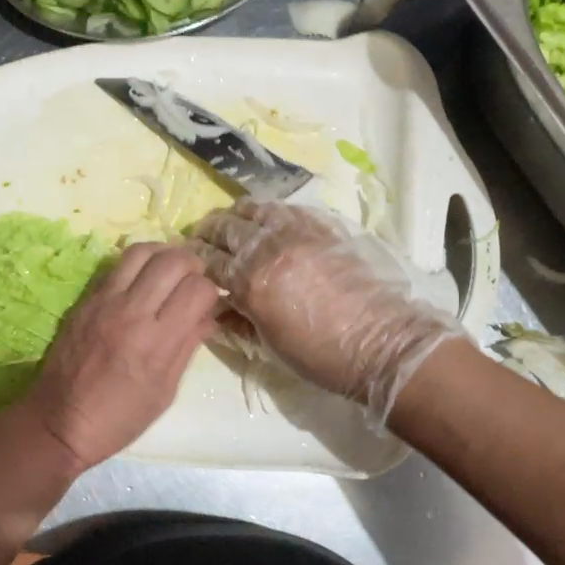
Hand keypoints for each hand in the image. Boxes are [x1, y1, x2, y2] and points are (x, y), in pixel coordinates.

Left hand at [4, 242, 217, 474]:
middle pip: (173, 260)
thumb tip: (207, 316)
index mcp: (157, 341)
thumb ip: (187, 347)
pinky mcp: (84, 301)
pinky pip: (115, 267)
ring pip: (141, 251)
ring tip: (168, 272)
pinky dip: (136, 266)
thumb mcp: (164, 391)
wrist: (60, 422)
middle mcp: (132, 312)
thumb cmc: (118, 418)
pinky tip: (141, 282)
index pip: (198, 289)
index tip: (208, 304)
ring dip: (163, 255)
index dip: (211, 292)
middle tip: (192, 280)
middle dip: (192, 265)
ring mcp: (104, 302)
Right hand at [194, 200, 461, 427]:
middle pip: (225, 229)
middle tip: (204, 239)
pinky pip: (287, 208)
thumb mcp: (267, 345)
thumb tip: (215, 309)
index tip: (187, 262)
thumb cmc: (317, 355)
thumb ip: (236, 320)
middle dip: (210, 234)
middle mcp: (268, 249)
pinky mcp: (324, 226)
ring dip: (238, 216)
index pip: (208, 262)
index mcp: (249, 283)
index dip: (193, 261)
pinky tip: (268, 220)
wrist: (378, 343)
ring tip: (233, 223)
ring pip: (255, 210)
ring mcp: (298, 232)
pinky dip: (270, 212)